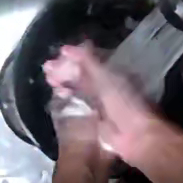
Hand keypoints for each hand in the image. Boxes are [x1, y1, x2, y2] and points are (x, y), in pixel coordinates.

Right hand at [42, 44, 173, 163]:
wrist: (135, 135)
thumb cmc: (123, 102)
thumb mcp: (105, 76)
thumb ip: (88, 61)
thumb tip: (68, 48)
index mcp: (114, 72)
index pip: (90, 60)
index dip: (74, 56)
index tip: (59, 54)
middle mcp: (108, 85)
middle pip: (83, 74)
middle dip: (65, 69)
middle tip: (47, 69)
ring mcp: (101, 102)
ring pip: (79, 88)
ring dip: (65, 83)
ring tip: (50, 81)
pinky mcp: (95, 118)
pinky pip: (79, 104)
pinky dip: (68, 99)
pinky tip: (58, 97)